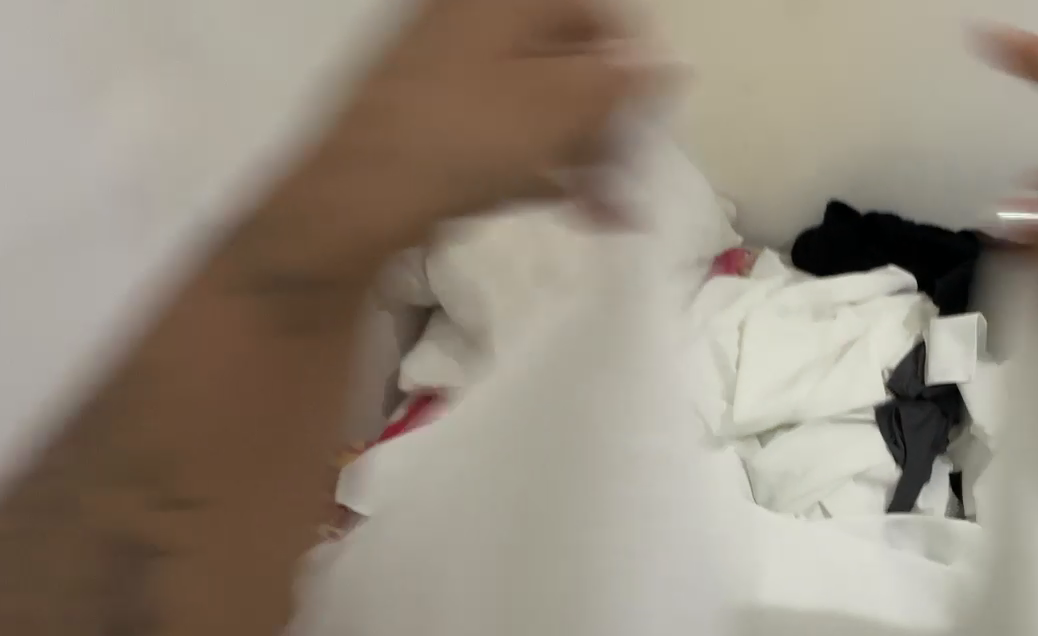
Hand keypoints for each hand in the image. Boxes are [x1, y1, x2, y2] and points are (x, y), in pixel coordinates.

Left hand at [239, 0, 663, 286]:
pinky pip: (512, 133)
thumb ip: (621, 83)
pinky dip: (549, 166)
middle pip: (568, 63)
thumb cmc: (469, 136)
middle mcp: (477, 23)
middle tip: (635, 177)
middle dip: (612, 125)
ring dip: (587, 157)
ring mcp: (454, 72)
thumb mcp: (559, 106)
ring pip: (543, 105)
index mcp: (504, 2)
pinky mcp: (441, 118)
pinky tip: (572, 205)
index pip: (592, 8)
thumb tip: (671, 64)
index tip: (653, 112)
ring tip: (612, 212)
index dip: (633, 57)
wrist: (366, 192)